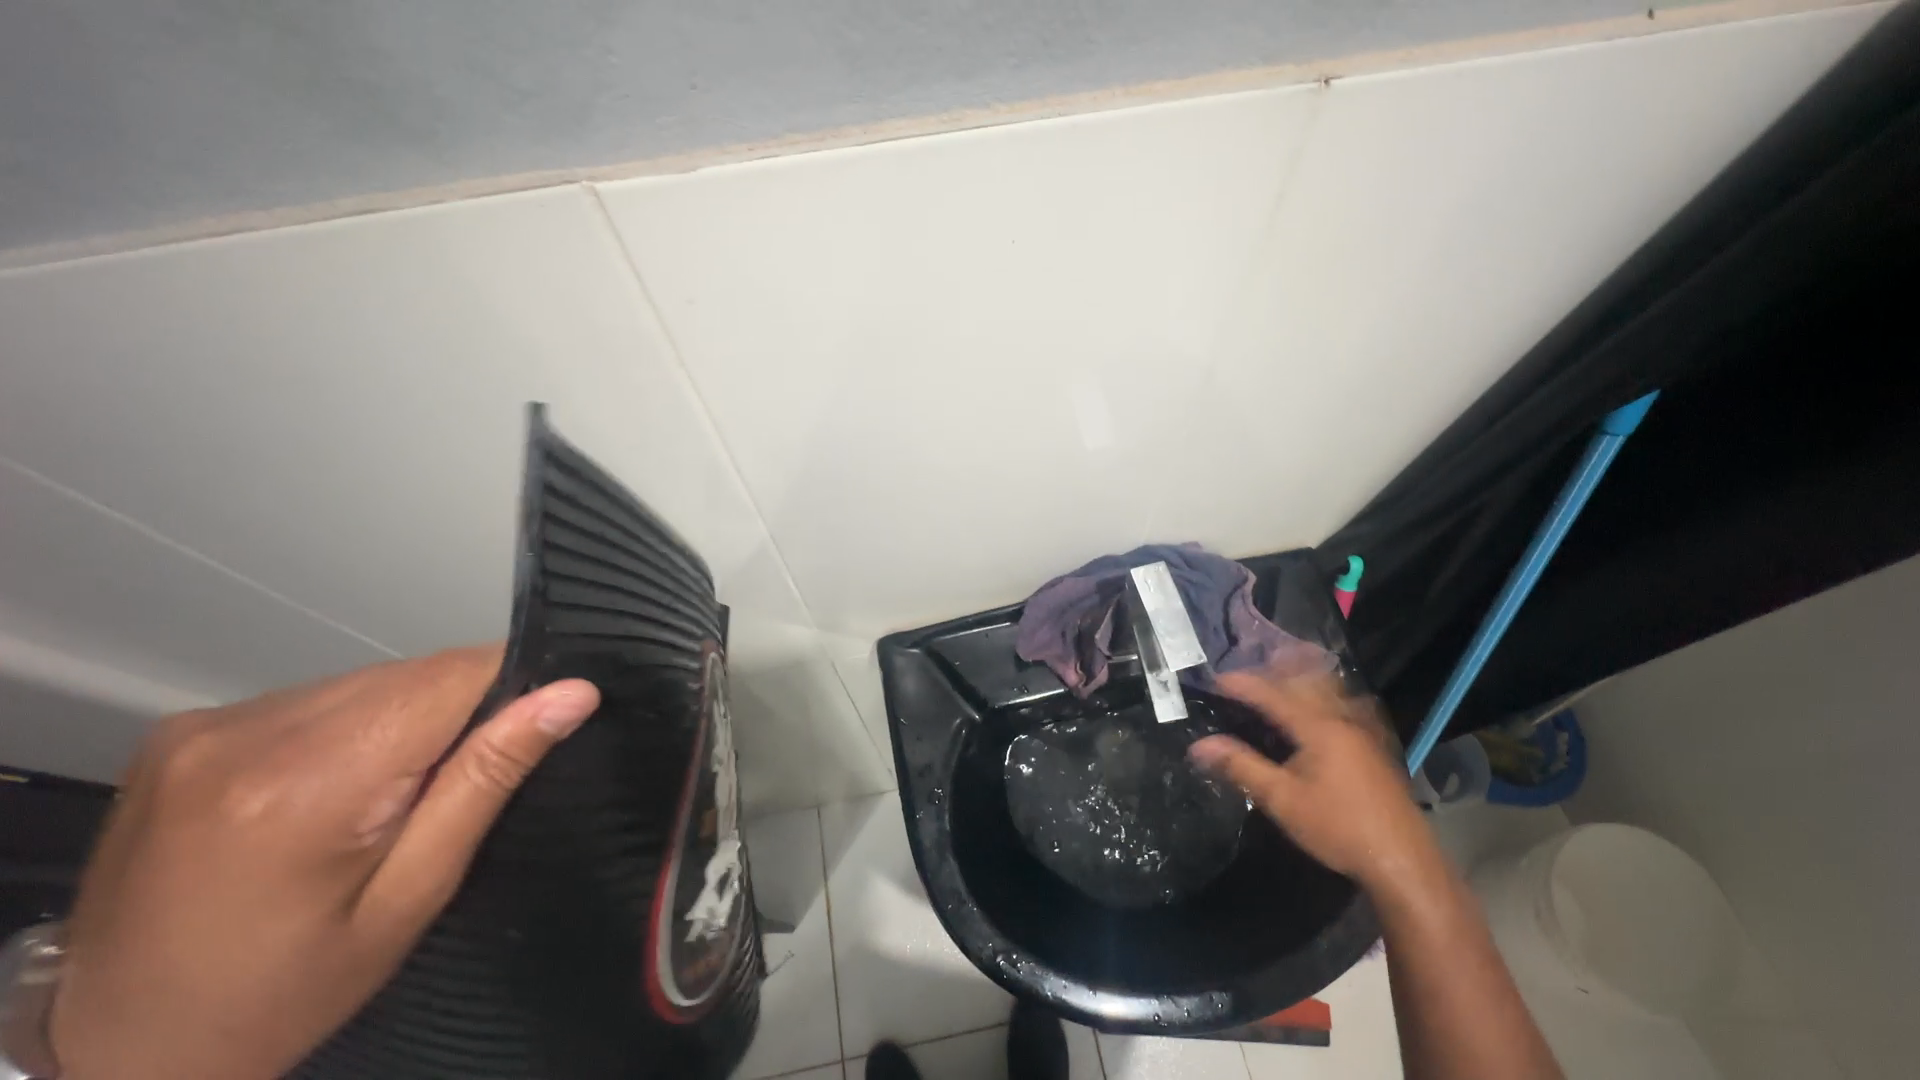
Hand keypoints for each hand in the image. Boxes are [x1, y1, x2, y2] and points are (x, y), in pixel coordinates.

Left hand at [48, 646, 600, 1079]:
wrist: (116, 1046)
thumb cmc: (287, 991)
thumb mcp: (410, 898)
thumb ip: (486, 781)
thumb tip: (572, 695)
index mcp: (308, 782)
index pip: (450, 676)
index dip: (510, 683)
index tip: (540, 719)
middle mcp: (247, 731)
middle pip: (407, 675)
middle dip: (456, 710)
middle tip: (454, 789)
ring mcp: (203, 725)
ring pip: (362, 681)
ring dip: (401, 719)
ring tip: (390, 797)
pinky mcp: (180, 730)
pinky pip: (309, 699)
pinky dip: (346, 728)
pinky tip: (331, 789)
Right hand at [1190, 670, 1430, 888]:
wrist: (1402, 860)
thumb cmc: (1338, 828)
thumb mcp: (1281, 799)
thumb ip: (1241, 767)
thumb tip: (1200, 745)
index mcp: (1318, 728)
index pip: (1273, 695)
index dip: (1243, 684)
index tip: (1215, 680)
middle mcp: (1343, 721)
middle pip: (1307, 682)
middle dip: (1275, 671)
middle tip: (1247, 674)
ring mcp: (1364, 734)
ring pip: (1332, 691)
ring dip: (1305, 678)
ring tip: (1282, 674)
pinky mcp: (1375, 750)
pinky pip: (1347, 707)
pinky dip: (1327, 696)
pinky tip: (1323, 709)